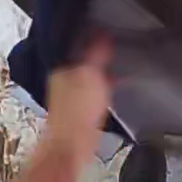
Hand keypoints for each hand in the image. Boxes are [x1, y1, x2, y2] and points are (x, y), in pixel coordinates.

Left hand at [38, 34, 112, 162]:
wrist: (72, 147)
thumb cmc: (77, 113)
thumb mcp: (90, 74)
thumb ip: (96, 54)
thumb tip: (102, 35)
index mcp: (63, 69)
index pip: (79, 47)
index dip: (95, 39)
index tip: (109, 34)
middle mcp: (64, 82)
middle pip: (84, 63)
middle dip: (99, 57)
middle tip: (116, 50)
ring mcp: (71, 98)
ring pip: (89, 79)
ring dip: (103, 74)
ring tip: (118, 69)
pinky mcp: (80, 113)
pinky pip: (94, 95)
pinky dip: (104, 91)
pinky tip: (113, 92)